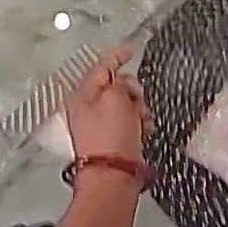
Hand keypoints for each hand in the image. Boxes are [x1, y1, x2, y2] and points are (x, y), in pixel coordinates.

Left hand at [65, 46, 148, 167]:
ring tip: (142, 121)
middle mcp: (87, 108)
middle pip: (115, 85)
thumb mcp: (116, 98)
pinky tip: (145, 131)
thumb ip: (117, 81)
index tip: (131, 51)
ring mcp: (99, 125)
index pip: (101, 67)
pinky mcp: (112, 139)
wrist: (114, 175)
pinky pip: (129, 121)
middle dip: (132, 89)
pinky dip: (139, 123)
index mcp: (82, 95)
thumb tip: (119, 80)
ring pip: (126, 104)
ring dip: (139, 108)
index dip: (117, 57)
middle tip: (138, 99)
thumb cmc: (112, 135)